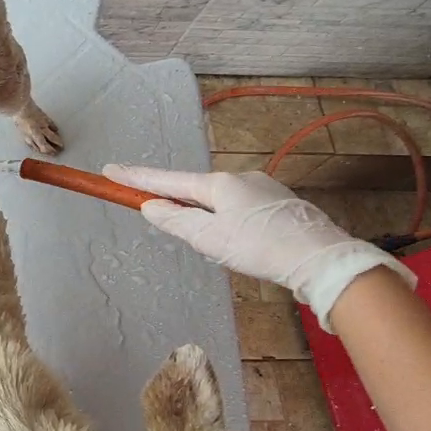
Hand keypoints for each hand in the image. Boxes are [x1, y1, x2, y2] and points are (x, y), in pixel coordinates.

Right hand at [101, 167, 414, 332]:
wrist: (322, 259)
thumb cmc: (261, 248)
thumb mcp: (210, 240)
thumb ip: (176, 221)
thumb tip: (151, 207)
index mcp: (218, 184)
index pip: (166, 180)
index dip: (135, 178)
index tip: (108, 170)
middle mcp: (239, 178)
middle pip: (194, 189)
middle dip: (177, 203)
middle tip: (163, 218)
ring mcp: (262, 188)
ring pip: (219, 200)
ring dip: (206, 217)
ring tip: (219, 247)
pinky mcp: (278, 203)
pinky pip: (239, 207)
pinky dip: (227, 220)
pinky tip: (240, 242)